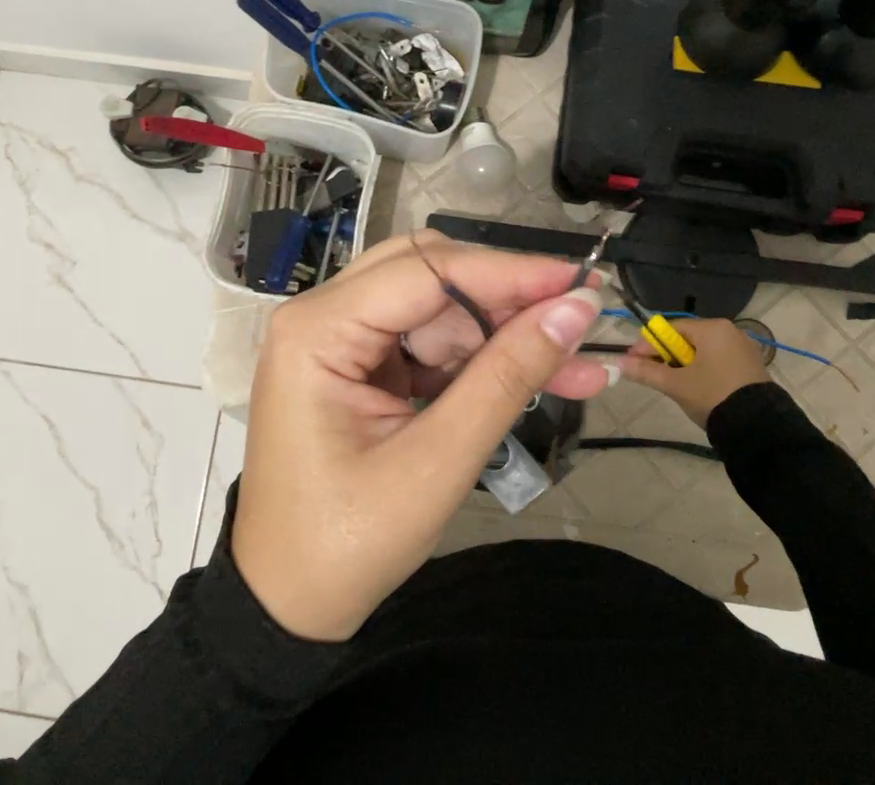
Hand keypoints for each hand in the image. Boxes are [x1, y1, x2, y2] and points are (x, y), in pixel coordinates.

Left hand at [232, 231, 608, 640]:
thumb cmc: (349, 541)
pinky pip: (428, 346)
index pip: (427, 271)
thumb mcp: (437, 460)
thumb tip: (576, 311)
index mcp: (317, 331)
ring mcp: (338, 343)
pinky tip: (539, 379)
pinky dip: (481, 362)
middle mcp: (321, 319)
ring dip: (504, 336)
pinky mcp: (358, 370)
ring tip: (581, 370)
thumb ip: (507, 377)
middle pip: (430, 278)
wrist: (290, 602)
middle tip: (580, 324)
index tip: (584, 284)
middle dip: (508, 302)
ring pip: (438, 311)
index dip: (511, 273)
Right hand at [620, 318, 770, 424]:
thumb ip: (646, 371)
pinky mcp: (751, 365)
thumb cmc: (712, 395)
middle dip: (666, 355)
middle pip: (687, 338)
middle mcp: (731, 331)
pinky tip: (696, 386)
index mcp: (713, 328)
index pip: (671, 329)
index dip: (649, 345)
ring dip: (684, 364)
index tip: (633, 361)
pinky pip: (719, 360)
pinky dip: (703, 369)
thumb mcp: (675, 384)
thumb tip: (619, 363)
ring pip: (703, 351)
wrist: (757, 426)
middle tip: (652, 373)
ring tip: (672, 383)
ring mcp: (744, 348)